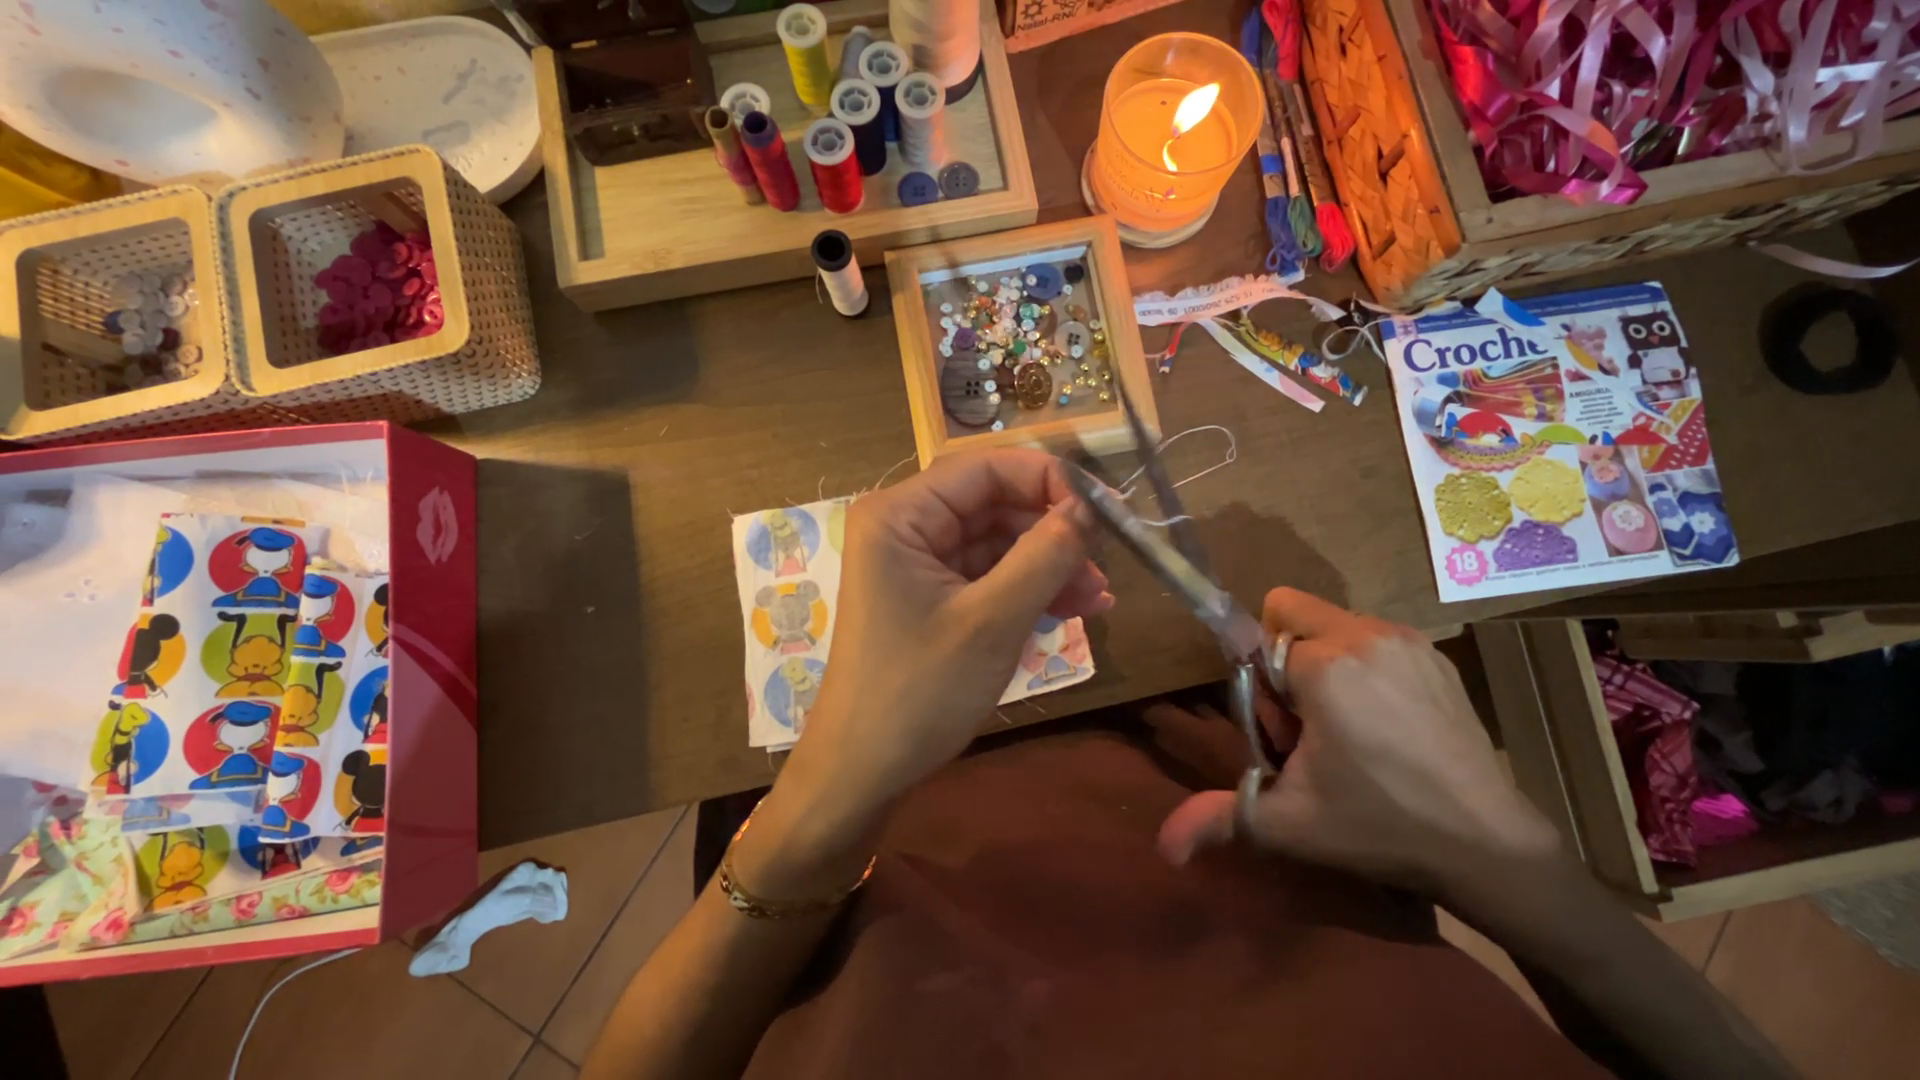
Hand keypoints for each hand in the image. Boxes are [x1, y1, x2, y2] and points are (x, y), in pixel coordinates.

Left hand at [765, 449, 1110, 860]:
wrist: (864, 770)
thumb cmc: (919, 692)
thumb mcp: (991, 622)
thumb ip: (1044, 556)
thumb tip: (1090, 507)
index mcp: (899, 515)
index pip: (985, 469)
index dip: (1049, 480)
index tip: (1106, 509)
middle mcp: (905, 527)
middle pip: (994, 505)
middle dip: (1053, 532)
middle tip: (1107, 563)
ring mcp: (917, 565)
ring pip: (998, 543)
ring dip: (1049, 565)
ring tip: (1099, 598)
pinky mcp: (931, 599)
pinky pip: (989, 577)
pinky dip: (1029, 589)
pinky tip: (1074, 609)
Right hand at [1157, 588, 1560, 894]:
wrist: (1489, 845)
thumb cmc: (1378, 826)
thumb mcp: (1289, 823)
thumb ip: (1218, 817)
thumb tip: (1162, 848)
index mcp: (1326, 664)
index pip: (1262, 633)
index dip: (1263, 686)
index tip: (1289, 733)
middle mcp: (1367, 634)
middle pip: (1295, 616)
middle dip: (1288, 662)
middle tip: (1313, 729)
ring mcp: (1410, 642)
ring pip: (1335, 627)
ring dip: (1325, 665)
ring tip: (1351, 731)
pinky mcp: (1439, 657)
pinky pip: (1375, 641)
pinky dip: (1365, 670)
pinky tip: (1387, 728)